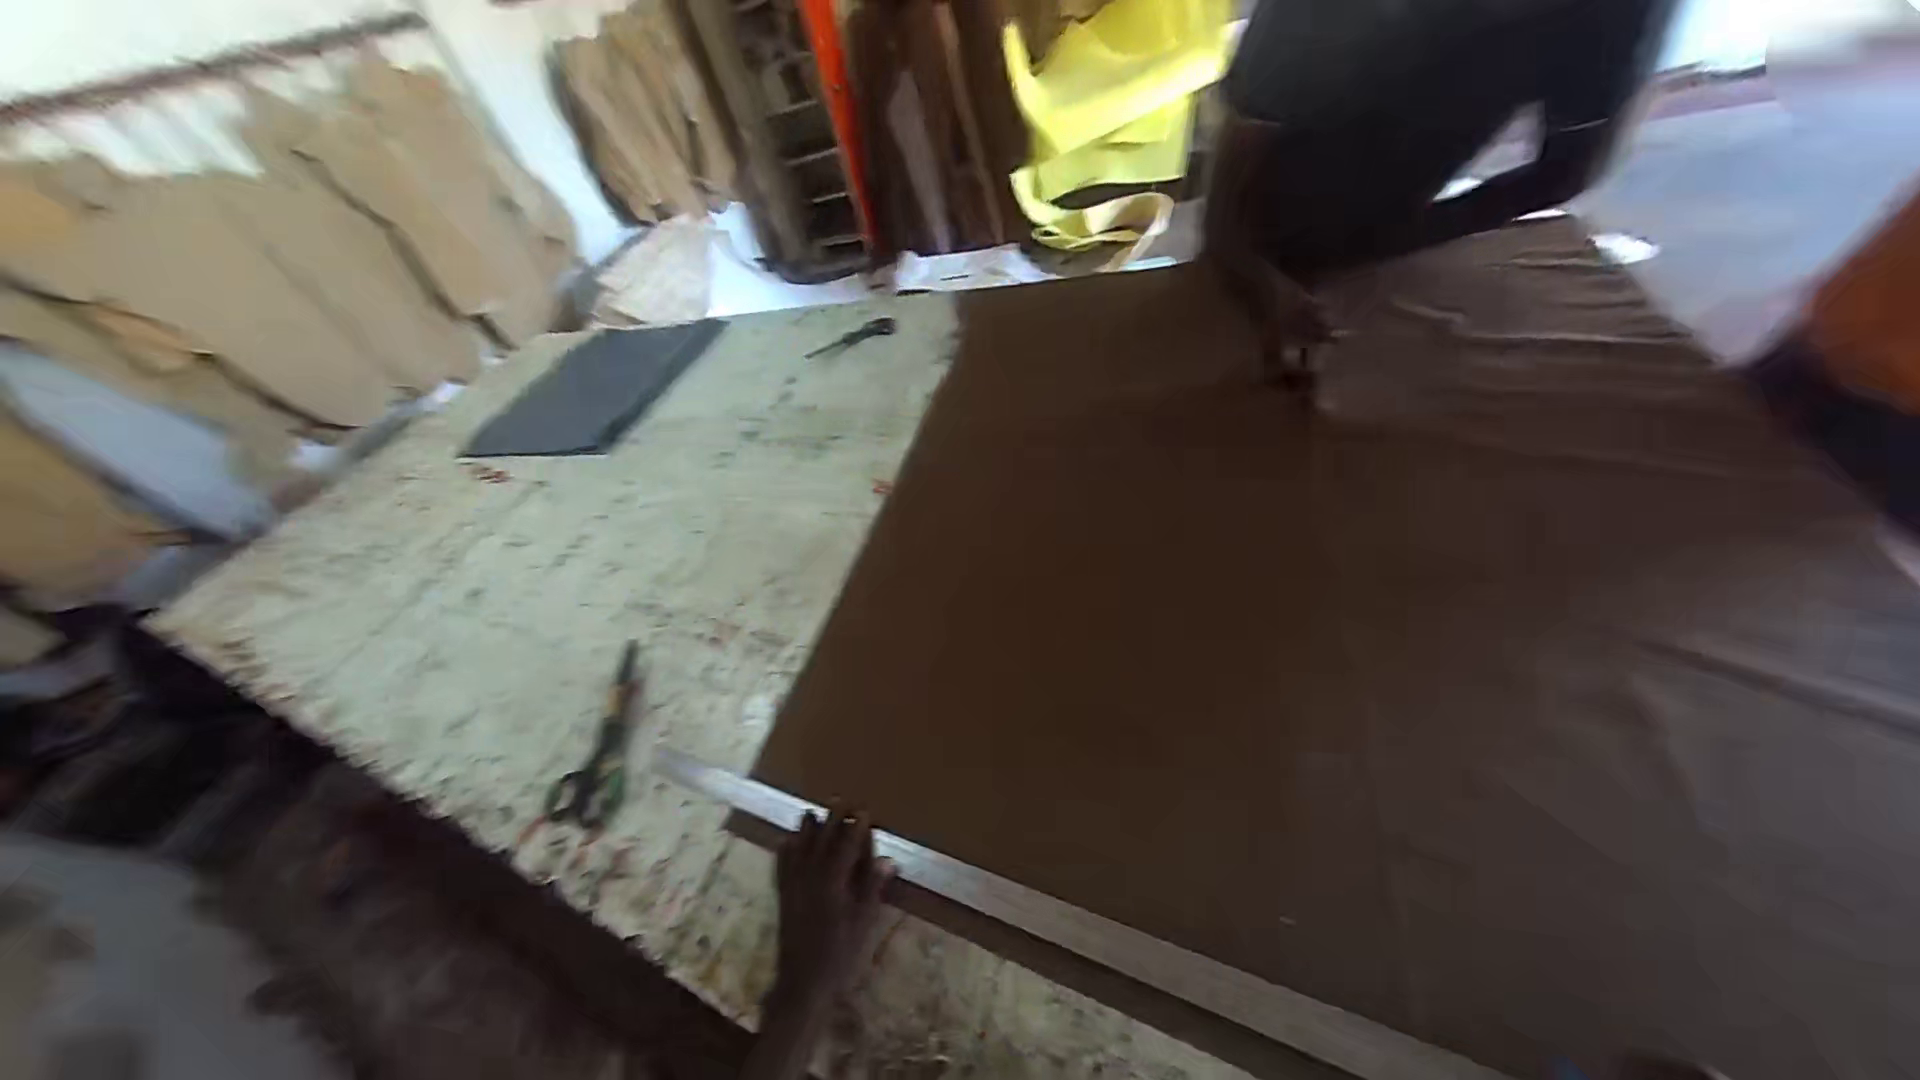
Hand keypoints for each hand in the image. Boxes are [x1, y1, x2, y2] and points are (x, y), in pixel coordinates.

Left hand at [769, 808, 893, 1014]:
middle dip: (832, 817)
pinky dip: (786, 849)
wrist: (802, 983)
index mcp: (833, 880)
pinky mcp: (783, 897)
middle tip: (840, 799)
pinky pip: (782, 865)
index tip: (864, 809)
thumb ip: (873, 888)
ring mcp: (793, 885)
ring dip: (807, 828)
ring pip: (799, 847)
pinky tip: (788, 841)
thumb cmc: (840, 954)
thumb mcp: (864, 923)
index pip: (846, 844)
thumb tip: (887, 860)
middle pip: (821, 838)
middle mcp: (810, 875)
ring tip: (813, 811)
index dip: (856, 825)